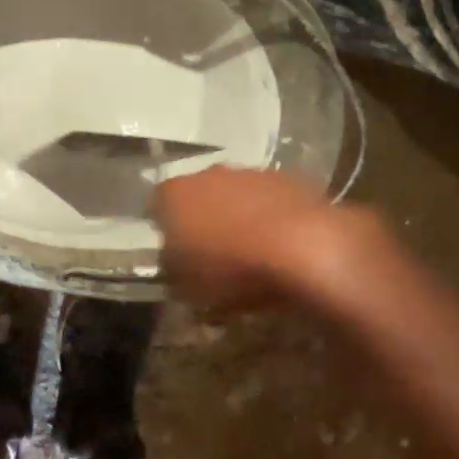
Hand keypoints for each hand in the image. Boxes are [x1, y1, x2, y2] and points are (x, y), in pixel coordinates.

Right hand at [152, 165, 339, 311]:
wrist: (303, 247)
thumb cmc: (231, 267)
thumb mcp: (186, 285)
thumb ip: (172, 268)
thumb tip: (172, 261)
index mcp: (174, 194)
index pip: (156, 204)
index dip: (163, 227)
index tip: (174, 251)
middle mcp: (206, 173)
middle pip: (197, 194)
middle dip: (202, 218)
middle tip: (212, 252)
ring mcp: (249, 173)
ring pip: (235, 193)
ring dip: (238, 215)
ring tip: (251, 251)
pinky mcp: (287, 179)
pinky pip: (270, 198)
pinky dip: (271, 216)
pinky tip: (281, 245)